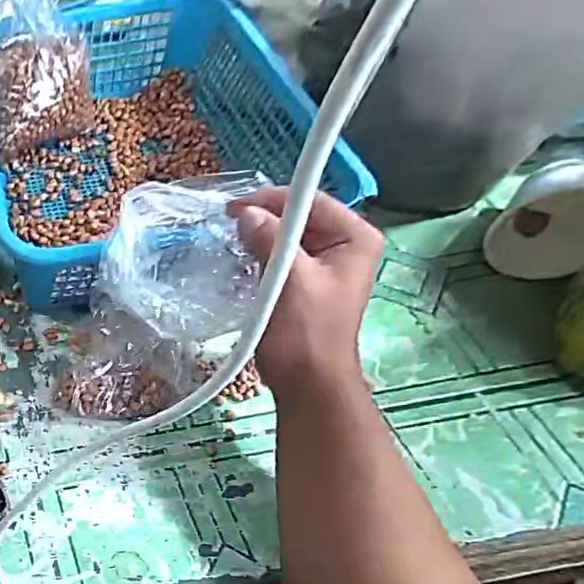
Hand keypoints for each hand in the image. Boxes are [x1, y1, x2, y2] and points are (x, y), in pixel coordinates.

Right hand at [229, 187, 383, 394]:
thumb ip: (270, 242)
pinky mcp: (305, 286)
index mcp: (355, 238)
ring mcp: (325, 268)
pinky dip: (261, 258)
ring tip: (232, 243)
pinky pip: (281, 260)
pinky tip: (242, 263)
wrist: (307, 384)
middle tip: (229, 224)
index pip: (313, 201)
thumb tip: (246, 213)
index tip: (235, 206)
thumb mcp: (289, 282)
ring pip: (287, 239)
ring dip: (260, 239)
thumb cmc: (305, 335)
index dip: (273, 199)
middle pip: (300, 218)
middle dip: (265, 219)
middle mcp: (344, 247)